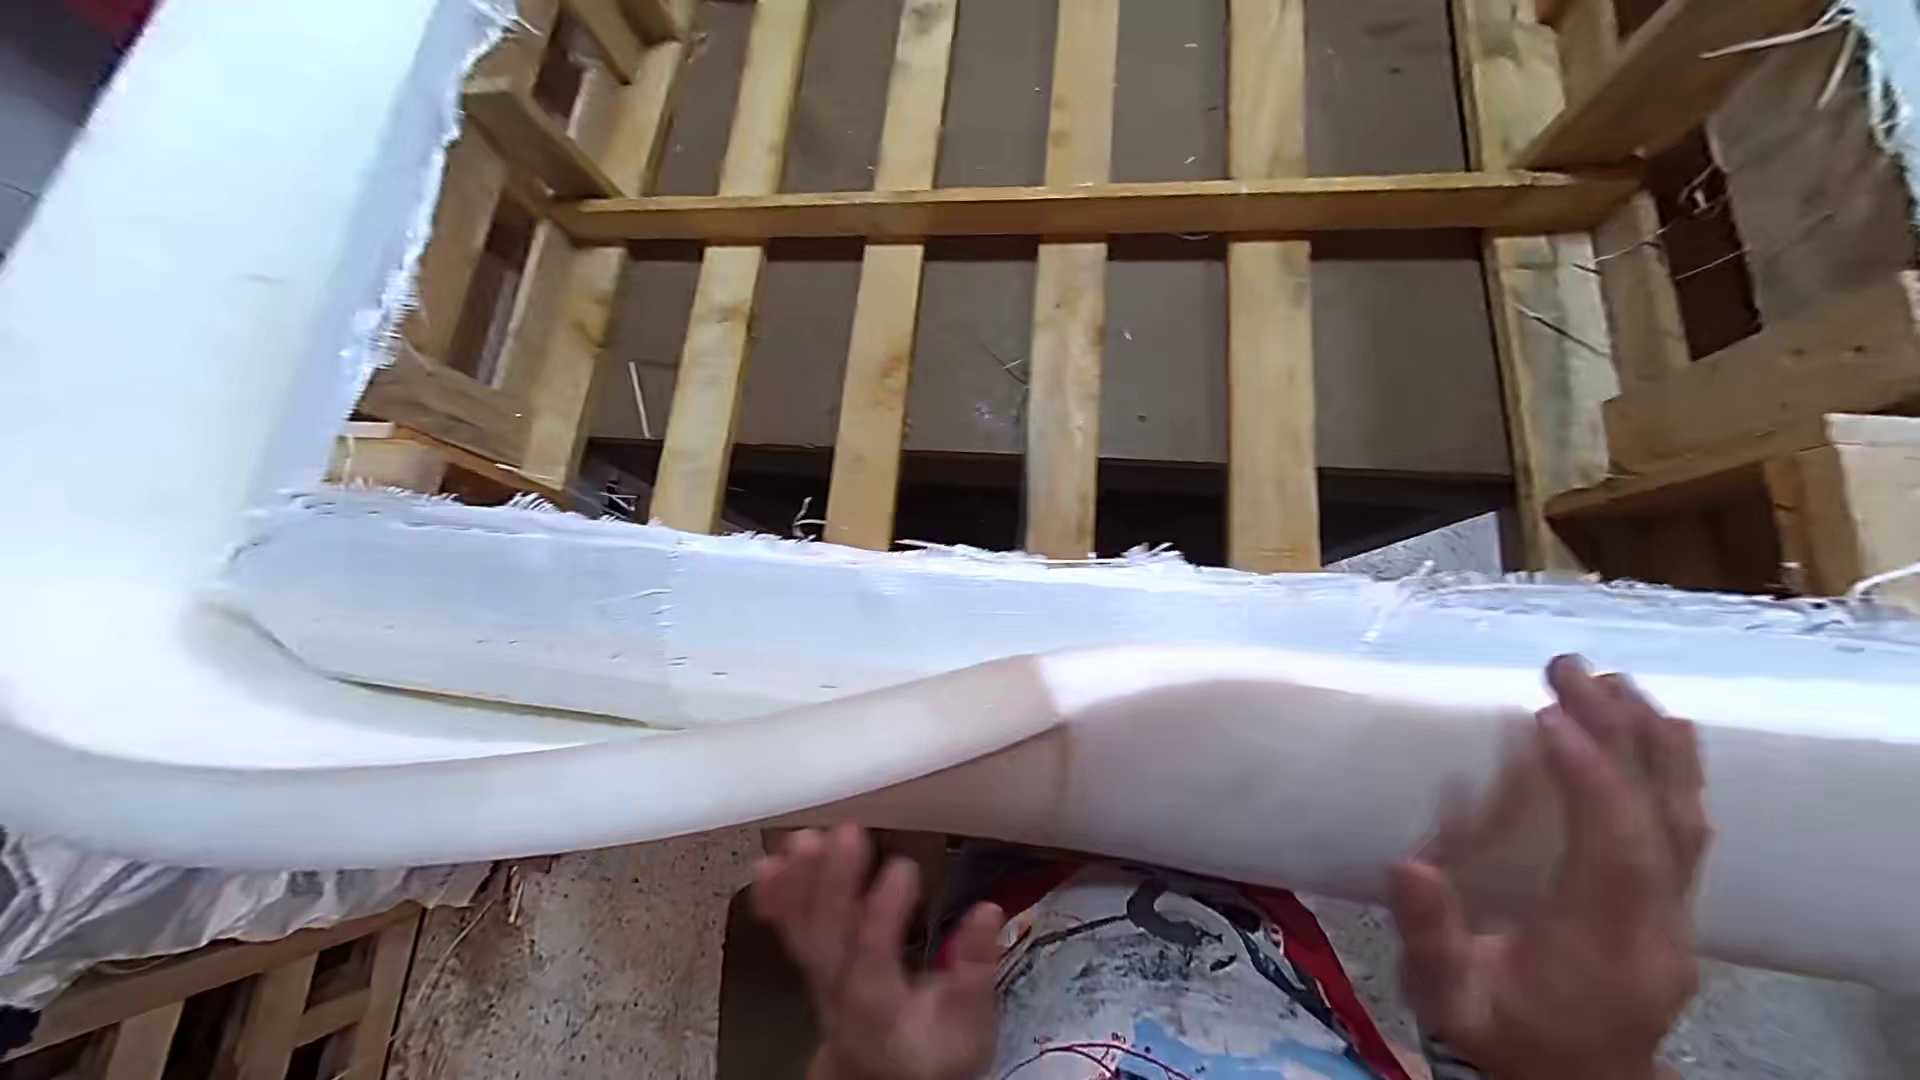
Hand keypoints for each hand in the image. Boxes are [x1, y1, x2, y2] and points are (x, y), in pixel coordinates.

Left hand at [752, 824, 1006, 1079]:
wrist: (884, 1070)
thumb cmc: (933, 1044)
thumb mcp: (970, 1023)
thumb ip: (976, 968)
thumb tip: (987, 911)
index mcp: (883, 1013)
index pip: (876, 963)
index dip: (884, 915)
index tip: (904, 867)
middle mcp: (840, 995)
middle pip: (828, 941)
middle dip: (835, 884)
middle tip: (848, 832)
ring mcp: (817, 977)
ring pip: (801, 930)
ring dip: (800, 880)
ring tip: (805, 837)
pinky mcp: (808, 961)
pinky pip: (783, 929)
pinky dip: (773, 896)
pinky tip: (768, 863)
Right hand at [1388, 655, 1709, 1079]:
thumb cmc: (1497, 1030)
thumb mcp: (1448, 995)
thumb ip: (1431, 936)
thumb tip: (1409, 864)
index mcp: (1608, 942)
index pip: (1616, 846)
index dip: (1589, 777)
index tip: (1547, 714)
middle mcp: (1656, 923)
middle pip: (1661, 821)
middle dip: (1624, 738)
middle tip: (1578, 671)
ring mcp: (1669, 916)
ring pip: (1682, 823)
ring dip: (1654, 749)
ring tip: (1621, 686)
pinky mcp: (1660, 908)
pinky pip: (1677, 833)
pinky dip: (1667, 778)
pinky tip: (1654, 743)